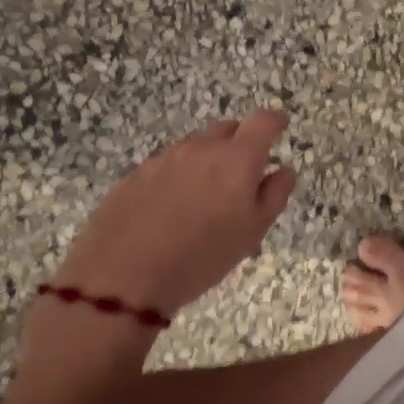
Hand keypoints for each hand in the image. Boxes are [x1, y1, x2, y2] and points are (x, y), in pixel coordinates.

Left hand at [49, 110, 297, 314]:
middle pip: (227, 129)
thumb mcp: (253, 232)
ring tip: (202, 198)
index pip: (263, 121)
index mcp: (237, 158)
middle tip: (241, 174)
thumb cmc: (200, 257)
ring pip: (194, 148)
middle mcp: (201, 148)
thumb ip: (275, 194)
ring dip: (206, 161)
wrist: (120, 282)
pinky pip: (166, 166)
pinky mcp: (133, 177)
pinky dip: (177, 177)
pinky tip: (169, 210)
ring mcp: (163, 160)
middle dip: (239, 143)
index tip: (280, 128)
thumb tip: (283, 169)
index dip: (275, 121)